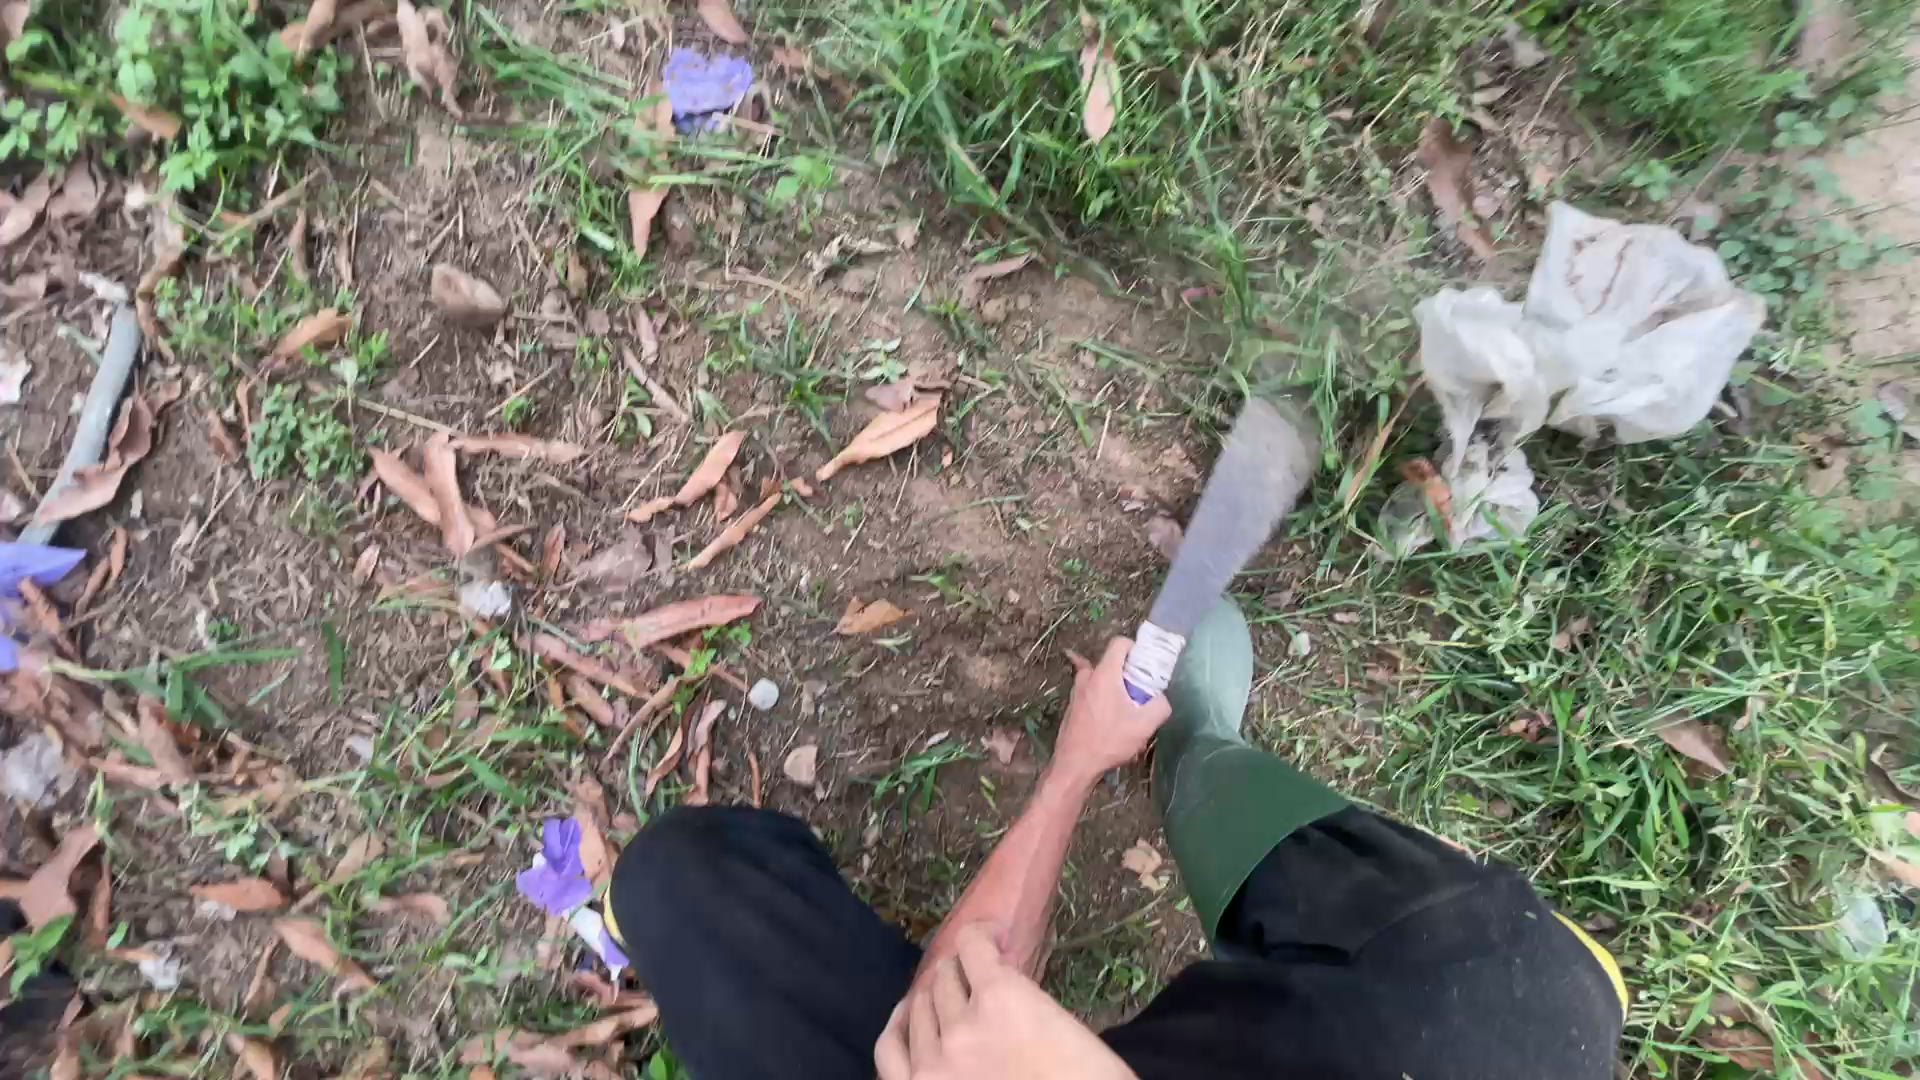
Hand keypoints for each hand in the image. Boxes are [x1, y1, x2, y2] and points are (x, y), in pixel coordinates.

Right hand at [875, 923, 1136, 1079]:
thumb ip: (954, 1077)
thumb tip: (943, 1051)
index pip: (889, 1051)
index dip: (906, 1026)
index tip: (921, 1018)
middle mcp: (931, 1068)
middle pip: (919, 1005)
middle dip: (938, 994)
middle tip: (965, 988)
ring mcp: (962, 1030)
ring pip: (942, 973)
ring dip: (959, 966)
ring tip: (982, 965)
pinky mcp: (998, 995)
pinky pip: (972, 946)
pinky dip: (980, 933)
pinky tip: (997, 935)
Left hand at [1055, 638, 1170, 779]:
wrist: (1075, 763)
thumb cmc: (1108, 740)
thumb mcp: (1144, 725)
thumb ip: (1160, 706)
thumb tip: (1161, 699)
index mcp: (1104, 674)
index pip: (1119, 643)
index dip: (1135, 648)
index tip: (1146, 665)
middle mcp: (1087, 677)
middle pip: (1111, 662)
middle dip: (1128, 673)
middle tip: (1141, 691)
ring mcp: (1077, 690)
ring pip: (1101, 678)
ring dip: (1115, 687)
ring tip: (1128, 710)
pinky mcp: (1073, 704)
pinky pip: (1092, 693)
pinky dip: (1102, 698)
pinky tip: (1111, 715)